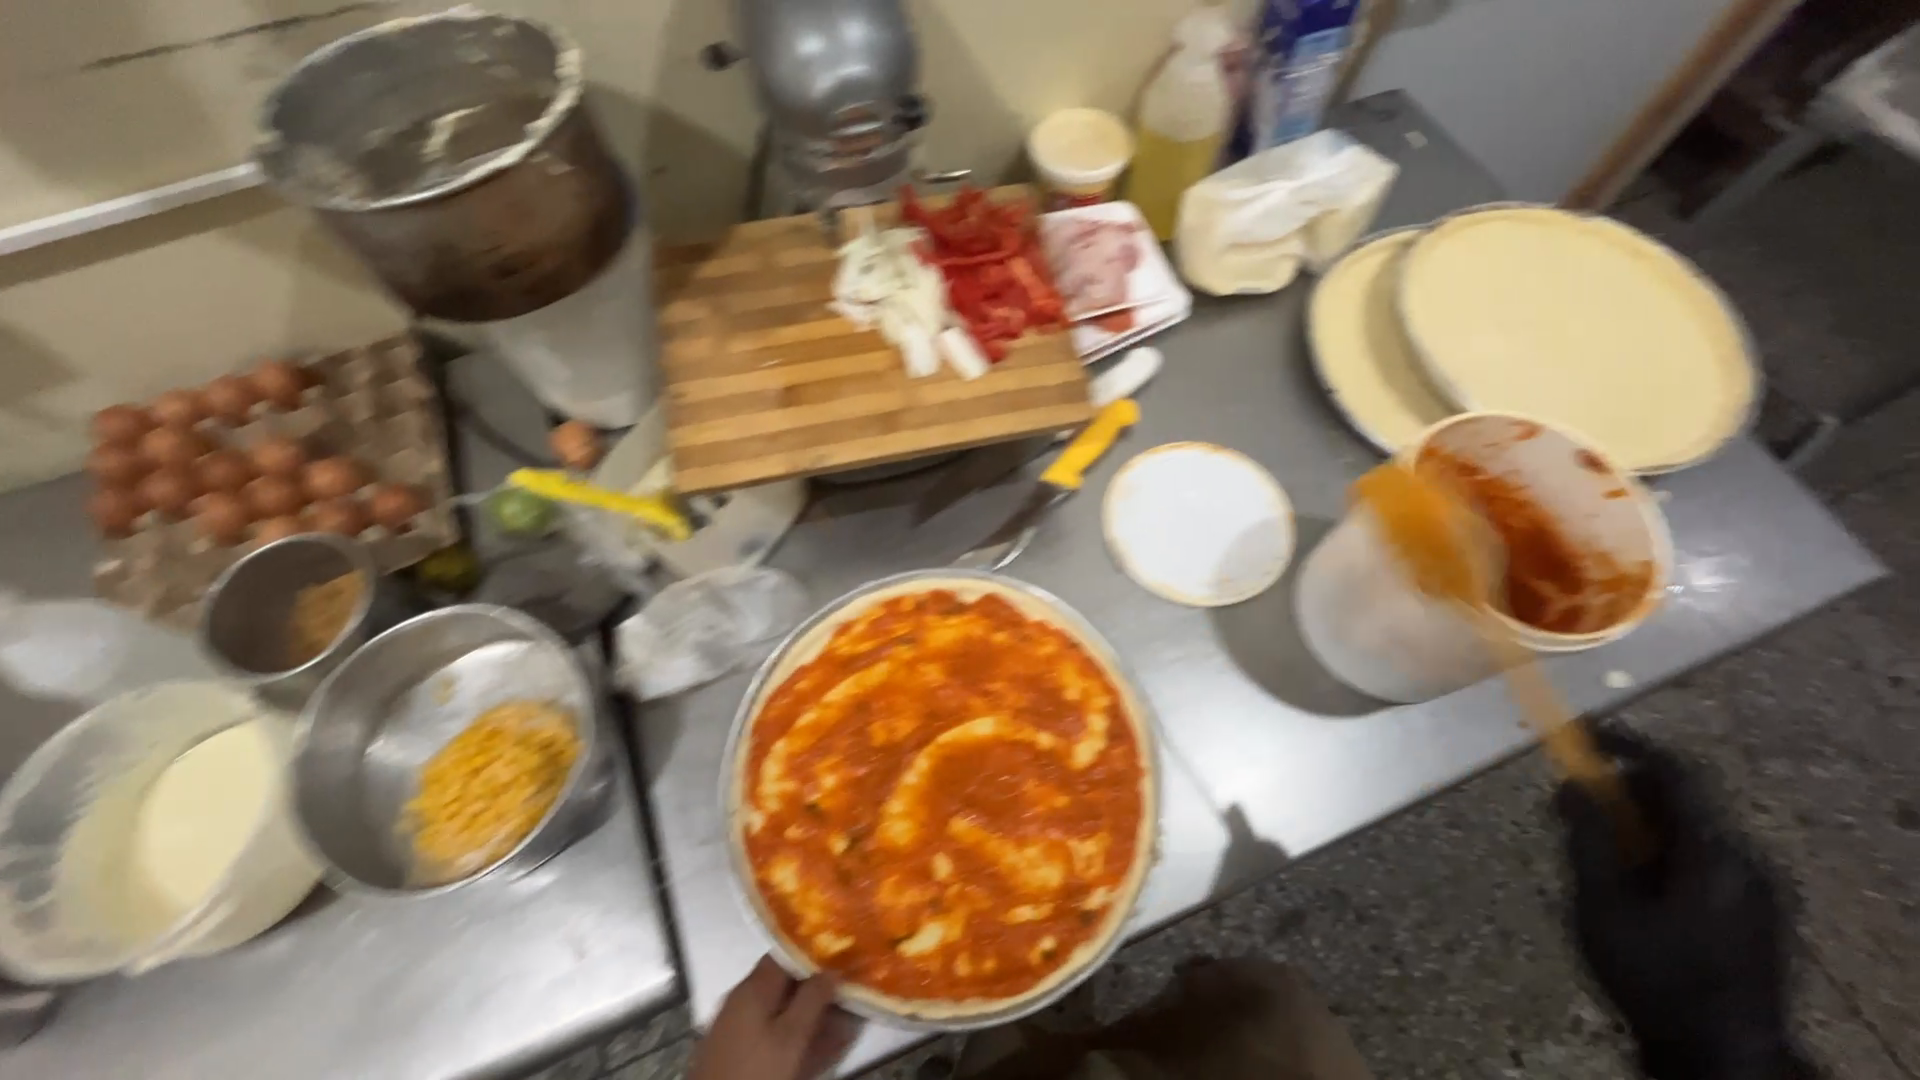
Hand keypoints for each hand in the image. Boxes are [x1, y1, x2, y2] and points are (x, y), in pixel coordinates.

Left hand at [690, 957, 855, 1079]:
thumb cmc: (755, 1071)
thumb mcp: (791, 1036)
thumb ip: (813, 999)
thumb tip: (832, 969)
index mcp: (753, 987)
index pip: (785, 953)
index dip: (813, 954)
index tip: (839, 960)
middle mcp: (741, 999)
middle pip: (784, 984)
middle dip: (815, 990)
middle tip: (845, 998)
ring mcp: (735, 1026)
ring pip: (780, 1011)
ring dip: (809, 1016)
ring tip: (840, 1026)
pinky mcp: (734, 1050)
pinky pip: (770, 1033)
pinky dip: (794, 1036)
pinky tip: (817, 1049)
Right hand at [1555, 727, 1811, 1079]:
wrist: (1721, 1053)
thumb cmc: (1652, 973)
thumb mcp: (1600, 901)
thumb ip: (1585, 835)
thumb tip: (1571, 782)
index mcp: (1711, 850)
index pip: (1672, 770)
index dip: (1623, 741)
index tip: (1577, 730)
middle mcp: (1745, 859)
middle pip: (1678, 799)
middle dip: (1619, 793)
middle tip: (1568, 807)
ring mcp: (1758, 886)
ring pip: (1686, 829)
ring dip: (1636, 825)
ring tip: (1593, 855)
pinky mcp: (1757, 909)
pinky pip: (1699, 857)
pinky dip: (1657, 851)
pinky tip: (1629, 885)